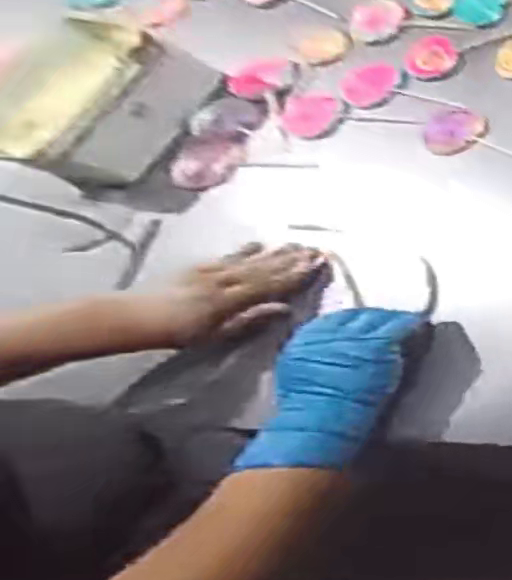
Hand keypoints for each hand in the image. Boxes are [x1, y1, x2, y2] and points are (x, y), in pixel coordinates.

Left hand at [131, 243, 326, 347]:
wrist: (125, 318)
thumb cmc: (176, 333)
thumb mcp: (216, 334)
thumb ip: (251, 320)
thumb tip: (286, 309)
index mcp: (230, 299)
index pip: (272, 284)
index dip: (297, 274)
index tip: (318, 264)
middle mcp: (223, 281)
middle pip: (264, 268)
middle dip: (292, 259)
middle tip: (316, 250)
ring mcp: (209, 272)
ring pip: (250, 260)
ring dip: (275, 253)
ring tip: (297, 245)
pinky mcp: (196, 268)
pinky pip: (228, 257)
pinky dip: (245, 251)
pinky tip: (258, 245)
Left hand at [234, 308, 423, 471]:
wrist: (319, 426)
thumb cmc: (365, 404)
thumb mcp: (393, 374)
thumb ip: (402, 349)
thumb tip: (412, 332)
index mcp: (375, 344)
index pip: (397, 321)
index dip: (409, 321)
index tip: (417, 323)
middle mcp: (345, 335)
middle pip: (370, 314)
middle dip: (385, 317)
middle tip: (396, 322)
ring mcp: (317, 338)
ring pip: (344, 315)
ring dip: (359, 318)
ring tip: (368, 324)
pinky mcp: (297, 344)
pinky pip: (319, 324)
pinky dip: (334, 324)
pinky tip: (341, 330)